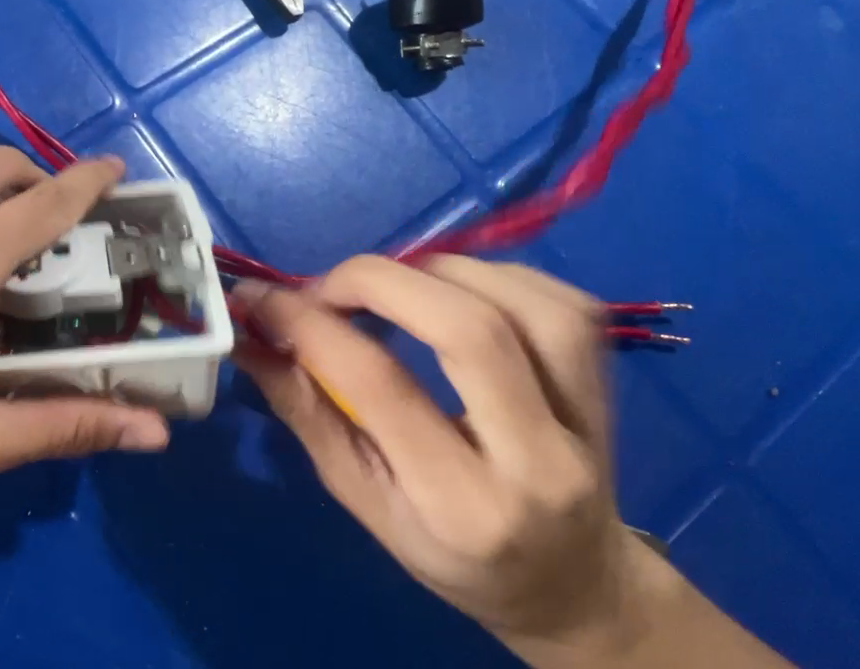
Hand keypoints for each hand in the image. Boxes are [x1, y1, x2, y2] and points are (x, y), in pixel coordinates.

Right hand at [233, 256, 654, 654]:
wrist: (573, 586)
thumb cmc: (451, 553)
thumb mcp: (360, 496)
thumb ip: (306, 411)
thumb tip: (250, 336)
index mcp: (460, 503)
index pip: (378, 384)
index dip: (308, 324)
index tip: (260, 301)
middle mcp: (536, 459)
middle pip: (467, 328)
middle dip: (376, 282)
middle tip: (325, 288)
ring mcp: (586, 421)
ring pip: (524, 304)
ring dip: (438, 272)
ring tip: (391, 287)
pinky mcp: (609, 390)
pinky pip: (563, 303)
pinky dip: (496, 275)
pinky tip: (455, 289)